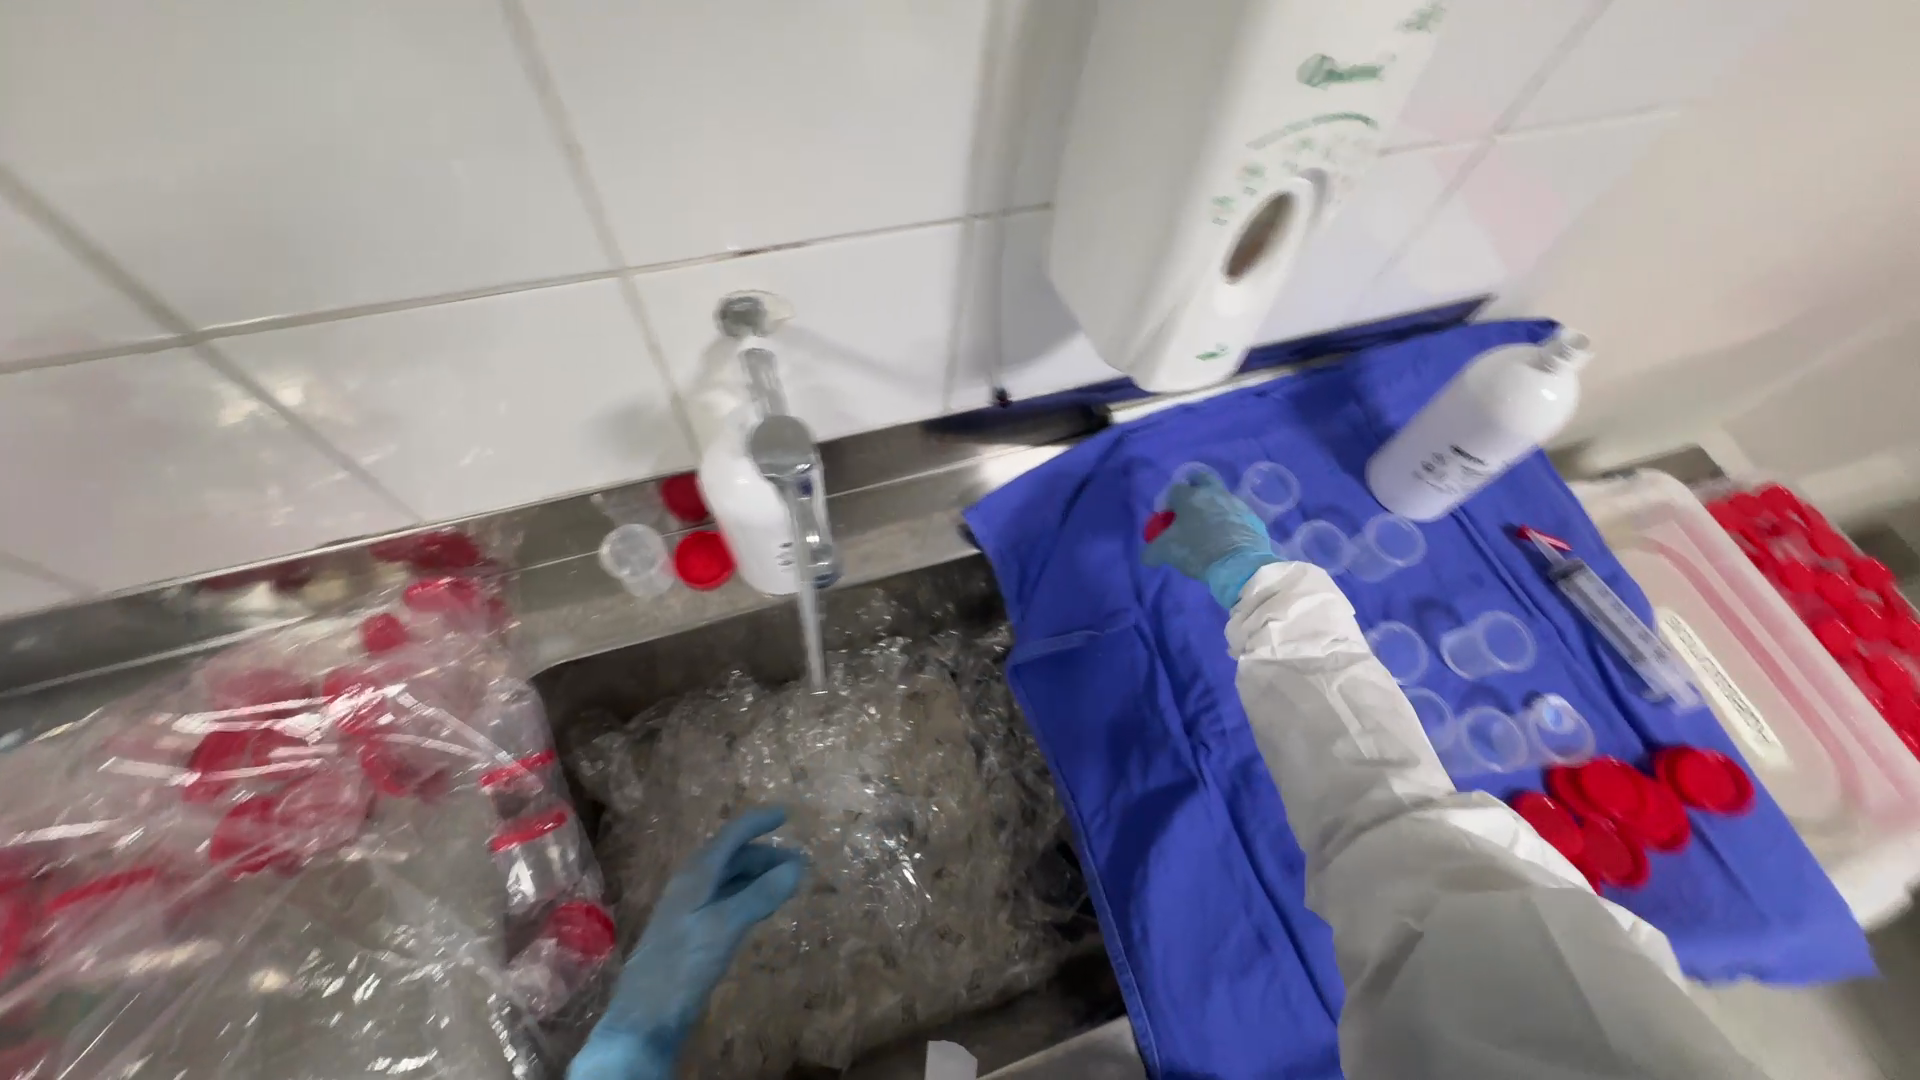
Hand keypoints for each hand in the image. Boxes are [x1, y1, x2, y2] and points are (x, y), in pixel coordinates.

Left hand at [569, 806, 806, 1079]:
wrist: (643, 1020)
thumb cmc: (682, 965)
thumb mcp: (726, 926)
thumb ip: (760, 895)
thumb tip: (797, 867)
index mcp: (697, 873)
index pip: (732, 834)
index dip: (759, 822)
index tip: (787, 814)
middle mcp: (692, 883)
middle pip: (733, 856)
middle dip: (766, 854)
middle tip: (799, 864)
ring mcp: (690, 908)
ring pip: (730, 879)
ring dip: (759, 876)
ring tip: (787, 884)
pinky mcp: (692, 933)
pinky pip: (726, 900)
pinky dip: (749, 896)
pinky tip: (762, 909)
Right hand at [1144, 473, 1283, 606]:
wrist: (1240, 564)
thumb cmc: (1197, 551)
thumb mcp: (1166, 553)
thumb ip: (1152, 551)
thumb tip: (1148, 555)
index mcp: (1190, 496)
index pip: (1174, 489)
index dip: (1168, 502)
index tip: (1167, 519)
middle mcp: (1213, 493)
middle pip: (1202, 479)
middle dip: (1194, 489)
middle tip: (1188, 509)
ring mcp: (1236, 503)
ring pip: (1220, 497)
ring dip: (1213, 507)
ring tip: (1209, 530)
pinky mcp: (1252, 517)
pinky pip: (1236, 514)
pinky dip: (1229, 521)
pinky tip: (1226, 539)